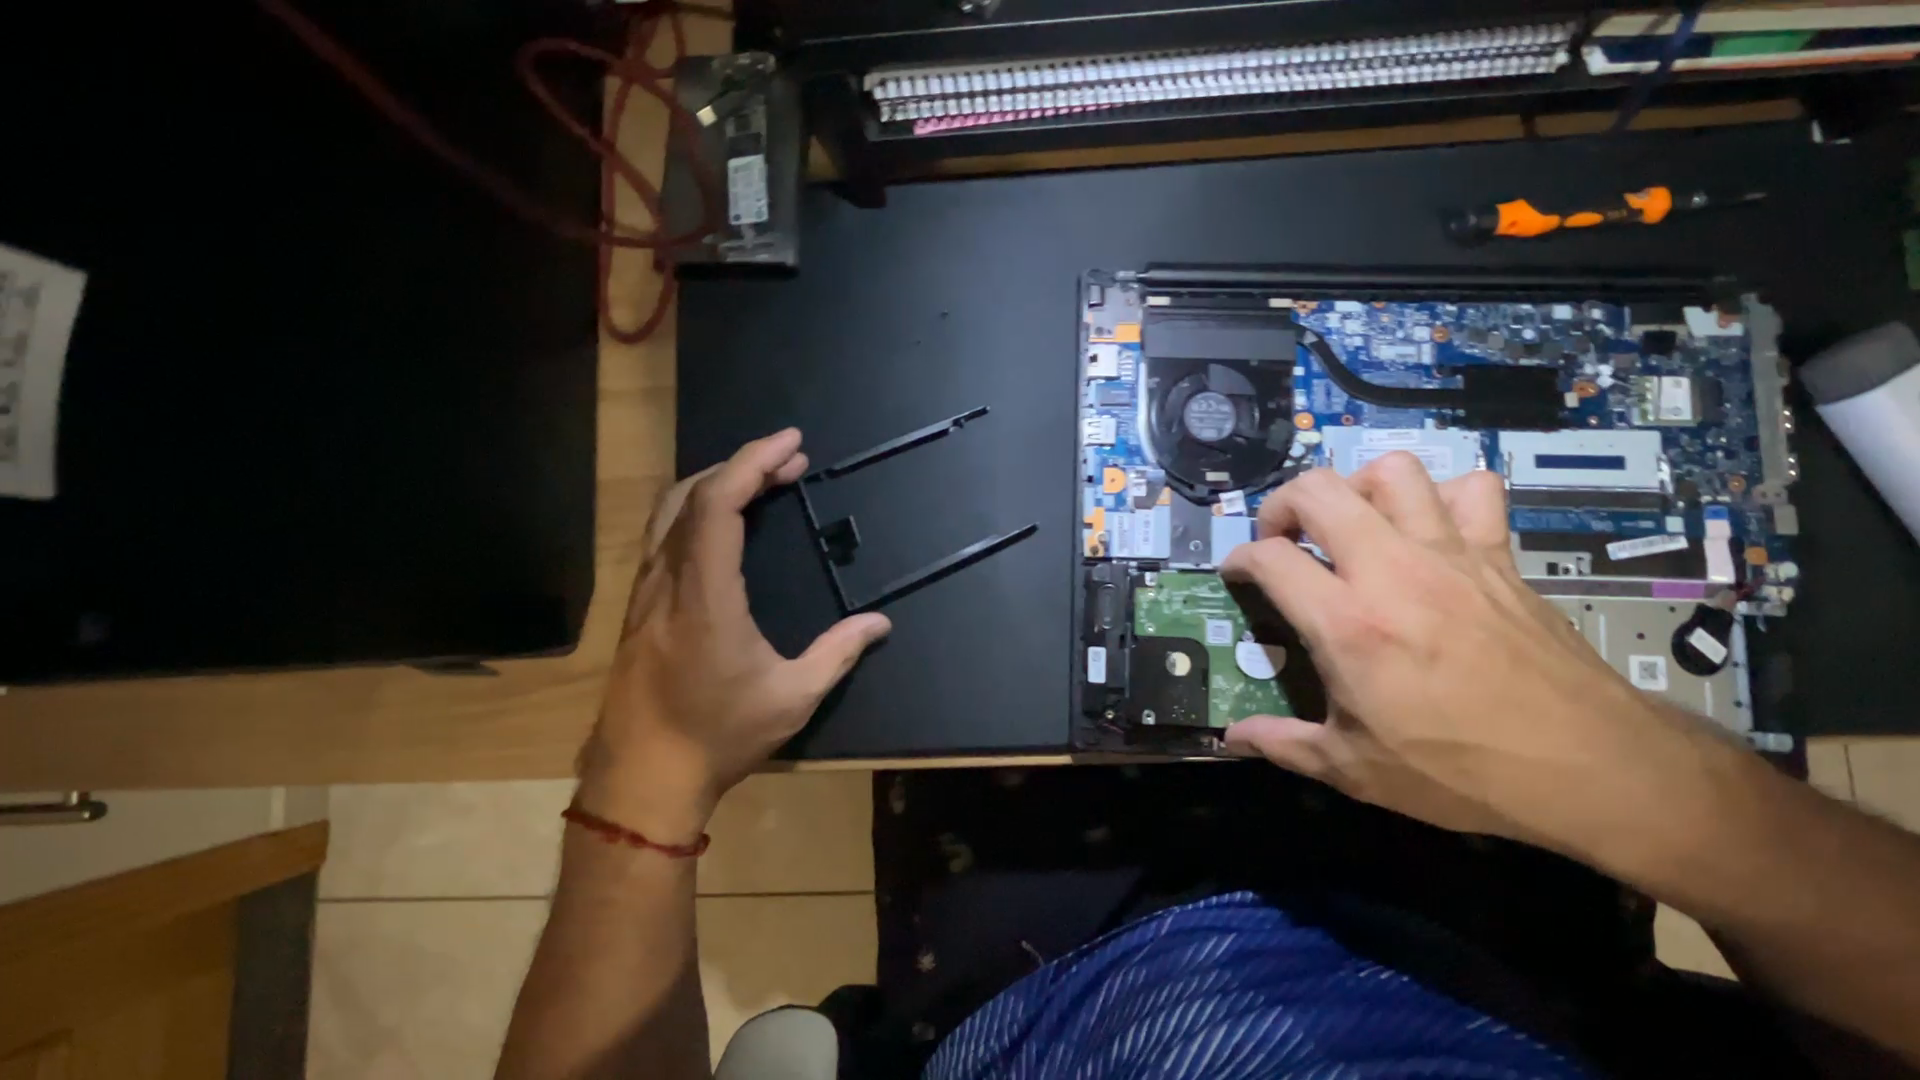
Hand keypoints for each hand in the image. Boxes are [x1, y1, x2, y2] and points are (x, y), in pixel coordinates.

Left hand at [576, 429, 890, 842]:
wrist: (642, 776)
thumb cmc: (719, 735)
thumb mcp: (792, 697)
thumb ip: (838, 653)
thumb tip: (880, 624)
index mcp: (705, 594)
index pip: (719, 504)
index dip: (753, 462)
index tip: (792, 444)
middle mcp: (667, 580)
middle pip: (692, 495)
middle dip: (742, 465)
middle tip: (790, 462)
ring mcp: (645, 593)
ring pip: (669, 513)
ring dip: (715, 485)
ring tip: (760, 482)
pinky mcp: (637, 609)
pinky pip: (662, 537)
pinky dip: (696, 512)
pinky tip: (722, 527)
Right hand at [1220, 453, 1720, 852]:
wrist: (1587, 767)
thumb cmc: (1459, 771)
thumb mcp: (1354, 770)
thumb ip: (1283, 745)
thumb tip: (1233, 738)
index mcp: (1346, 622)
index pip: (1269, 557)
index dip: (1239, 560)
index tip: (1238, 575)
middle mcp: (1392, 570)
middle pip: (1319, 490)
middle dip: (1283, 505)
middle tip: (1283, 540)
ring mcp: (1450, 555)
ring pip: (1393, 472)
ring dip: (1359, 487)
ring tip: (1353, 524)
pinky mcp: (1498, 557)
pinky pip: (1472, 490)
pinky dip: (1443, 497)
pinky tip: (1430, 530)